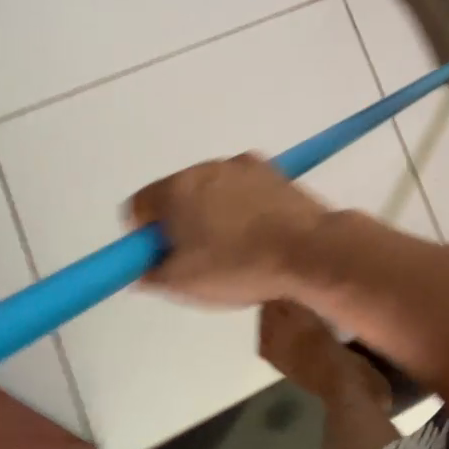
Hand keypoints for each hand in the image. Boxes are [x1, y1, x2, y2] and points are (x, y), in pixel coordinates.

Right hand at [126, 154, 327, 307]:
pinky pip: (245, 190)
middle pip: (178, 194)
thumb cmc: (237, 265)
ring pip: (214, 190)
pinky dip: (243, 207)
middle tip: (196, 258)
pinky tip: (258, 235)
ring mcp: (249, 166)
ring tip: (234, 249)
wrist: (309, 248)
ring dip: (214, 214)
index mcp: (179, 187)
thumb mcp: (178, 283)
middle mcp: (212, 165)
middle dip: (180, 223)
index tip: (161, 258)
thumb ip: (149, 272)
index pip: (139, 205)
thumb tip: (147, 265)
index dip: (143, 235)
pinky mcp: (278, 173)